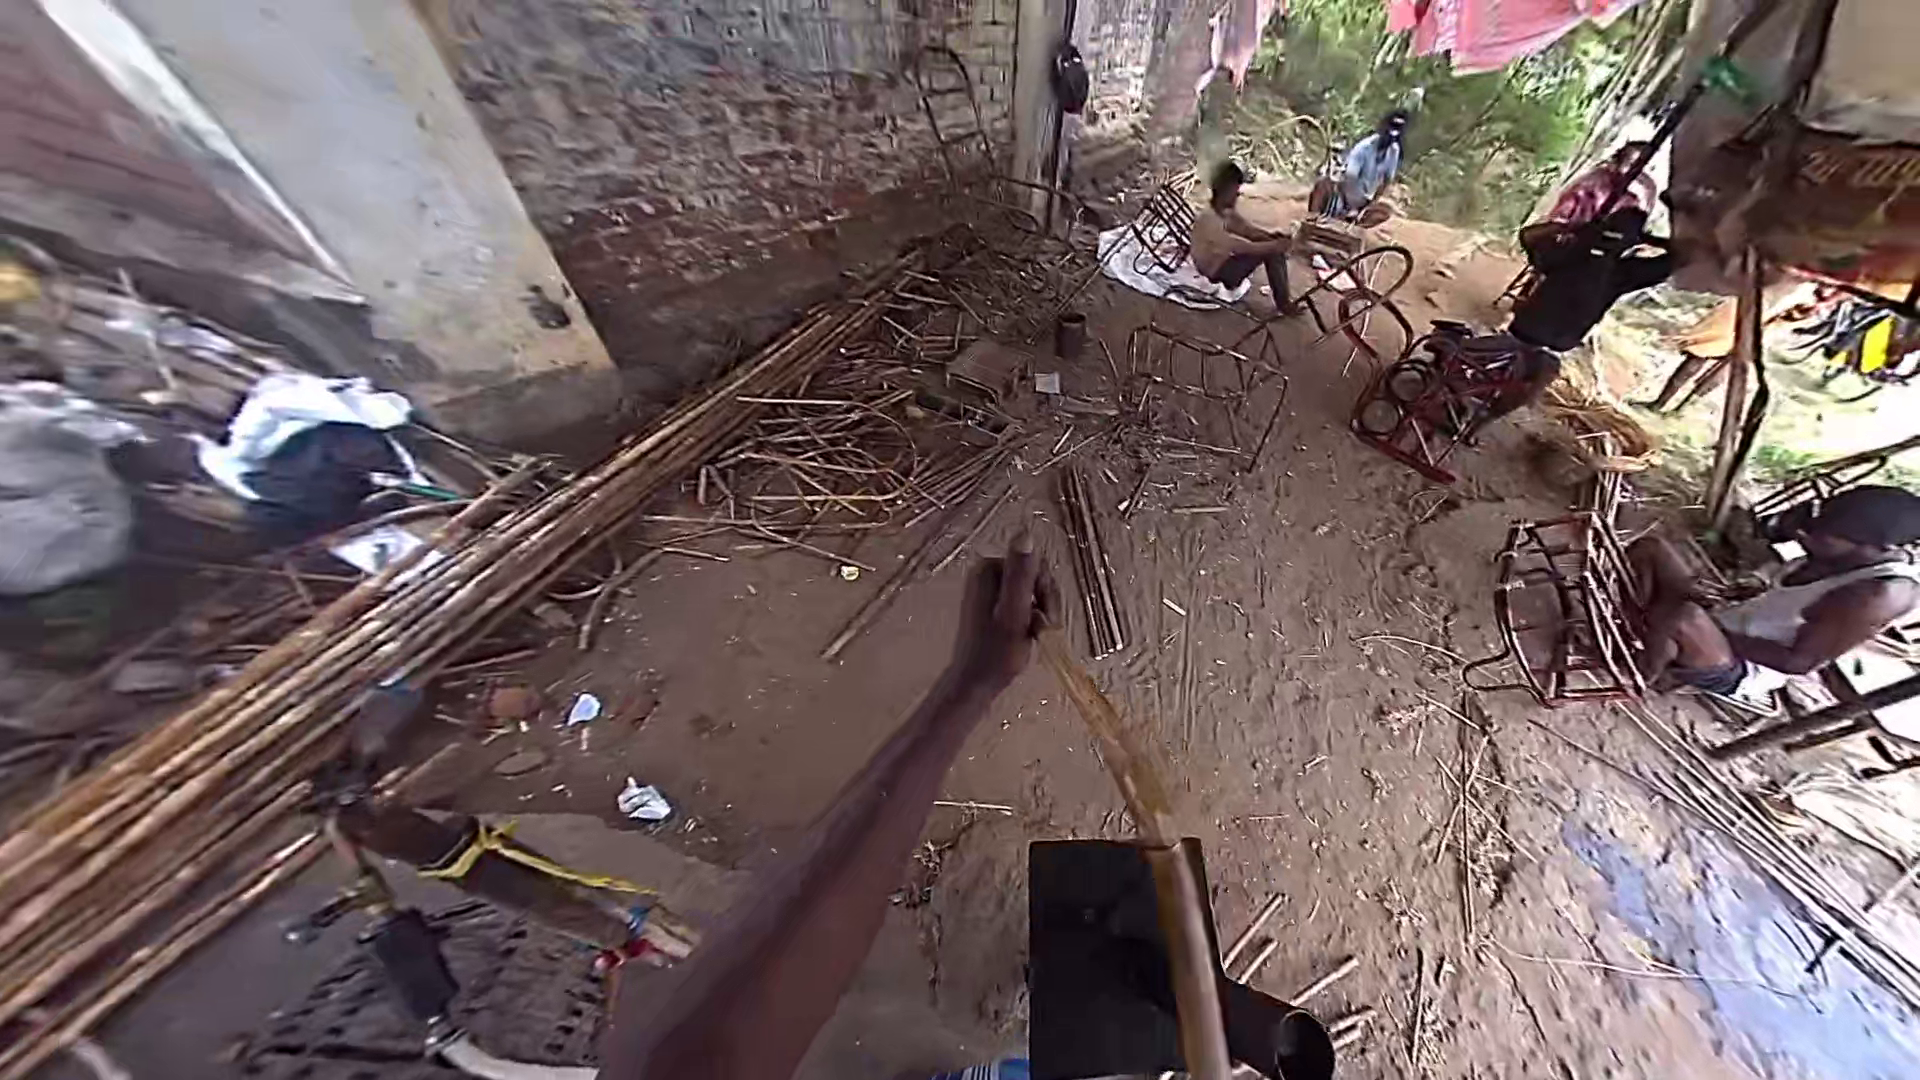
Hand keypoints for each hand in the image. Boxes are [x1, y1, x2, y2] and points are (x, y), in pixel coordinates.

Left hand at [948, 531, 1058, 693]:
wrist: (977, 683)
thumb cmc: (996, 652)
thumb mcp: (1014, 611)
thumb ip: (1021, 574)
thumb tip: (1025, 533)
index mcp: (990, 570)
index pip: (1035, 566)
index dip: (1047, 592)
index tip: (1045, 617)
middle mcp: (987, 574)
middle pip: (1035, 578)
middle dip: (1045, 603)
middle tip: (1041, 629)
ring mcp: (990, 591)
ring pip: (1033, 593)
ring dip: (1040, 614)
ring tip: (1034, 635)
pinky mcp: (993, 606)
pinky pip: (1024, 604)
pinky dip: (1031, 620)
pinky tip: (1027, 636)